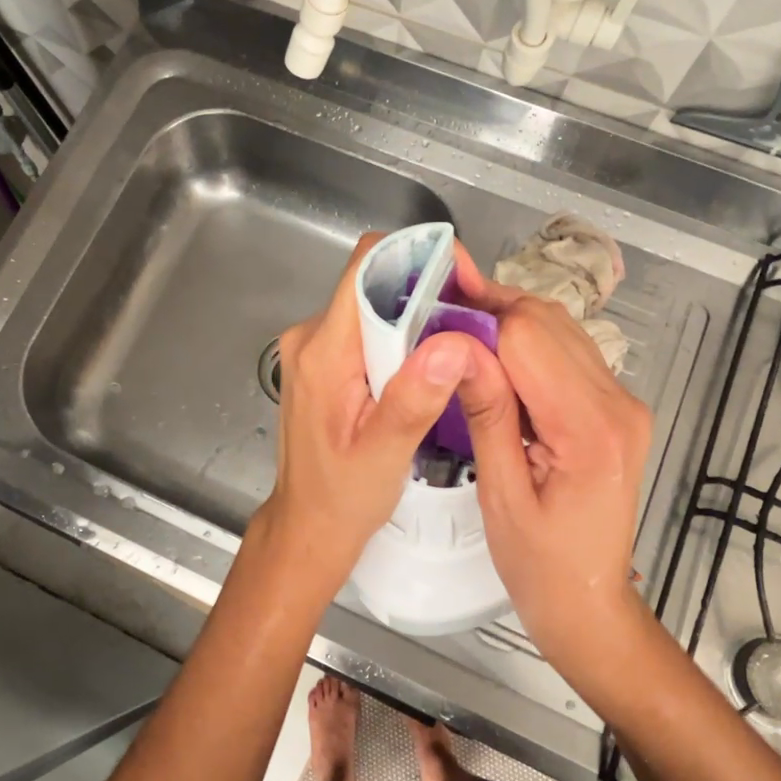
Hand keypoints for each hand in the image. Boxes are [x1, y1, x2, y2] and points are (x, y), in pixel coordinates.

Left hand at [250, 234, 485, 601]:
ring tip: (455, 347)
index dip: (417, 257)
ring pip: (375, 302)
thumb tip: (454, 344)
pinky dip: (401, 336)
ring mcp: (315, 346)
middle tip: (472, 322)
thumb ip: (414, 398)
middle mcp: (312, 337)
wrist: (308, 524)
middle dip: (426, 290)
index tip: (461, 279)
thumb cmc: (341, 498)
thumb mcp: (385, 455)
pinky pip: (368, 326)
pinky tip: (427, 367)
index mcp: (323, 352)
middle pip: (375, 280)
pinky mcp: (325, 360)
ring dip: (416, 316)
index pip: (367, 267)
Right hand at [454, 277, 654, 669]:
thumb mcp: (501, 494)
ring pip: (560, 330)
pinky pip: (569, 355)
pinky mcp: (615, 408)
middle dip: (490, 311)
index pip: (530, 338)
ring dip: (507, 324)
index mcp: (590, 429)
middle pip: (548, 323)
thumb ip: (487, 413)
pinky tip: (490, 360)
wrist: (589, 601)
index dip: (478, 317)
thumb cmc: (539, 565)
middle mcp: (618, 404)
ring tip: (455, 333)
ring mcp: (622, 403)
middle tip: (435, 315)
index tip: (429, 311)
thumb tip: (456, 345)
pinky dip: (527, 347)